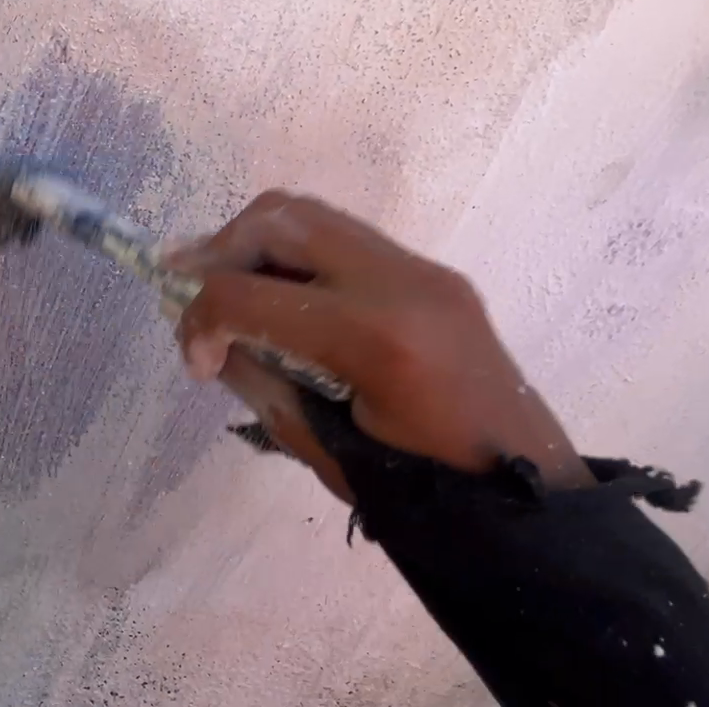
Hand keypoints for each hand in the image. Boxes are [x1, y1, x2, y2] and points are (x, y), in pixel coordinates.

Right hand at [165, 191, 592, 500]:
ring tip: (224, 281)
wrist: (522, 496)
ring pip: (304, 212)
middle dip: (214, 252)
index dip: (198, 320)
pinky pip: (335, 235)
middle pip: (274, 221)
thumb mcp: (310, 439)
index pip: (244, 293)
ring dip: (248, 242)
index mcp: (374, 335)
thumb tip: (198, 328)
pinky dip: (287, 250)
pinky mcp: (426, 270)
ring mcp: (420, 268)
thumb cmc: (414, 488)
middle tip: (187, 287)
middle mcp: (400, 282)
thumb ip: (246, 371)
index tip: (193, 360)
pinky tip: (273, 288)